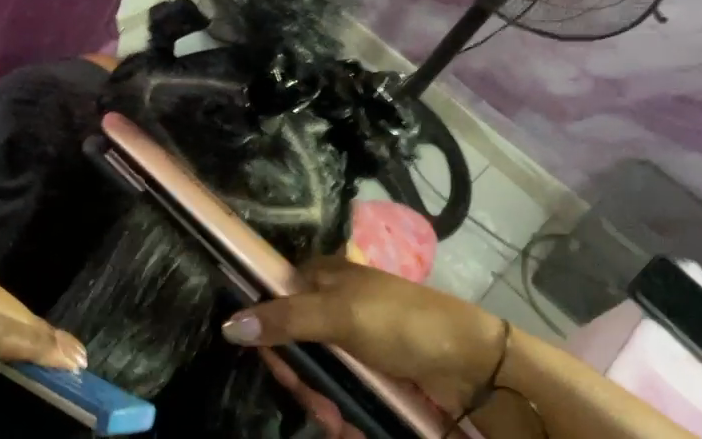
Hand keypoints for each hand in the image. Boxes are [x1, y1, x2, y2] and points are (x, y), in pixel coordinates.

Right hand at [221, 256, 502, 413]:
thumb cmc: (400, 323)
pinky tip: (351, 428)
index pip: (273, 300)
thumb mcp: (337, 316)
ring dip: (323, 404)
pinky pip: (343, 395)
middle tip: (317, 402)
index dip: (268, 334)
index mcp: (319, 279)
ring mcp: (353, 344)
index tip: (278, 365)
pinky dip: (344, 415)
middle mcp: (331, 307)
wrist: (472, 364)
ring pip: (317, 376)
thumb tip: (229, 325)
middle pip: (293, 345)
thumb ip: (283, 320)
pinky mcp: (373, 376)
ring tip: (339, 423)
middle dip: (301, 380)